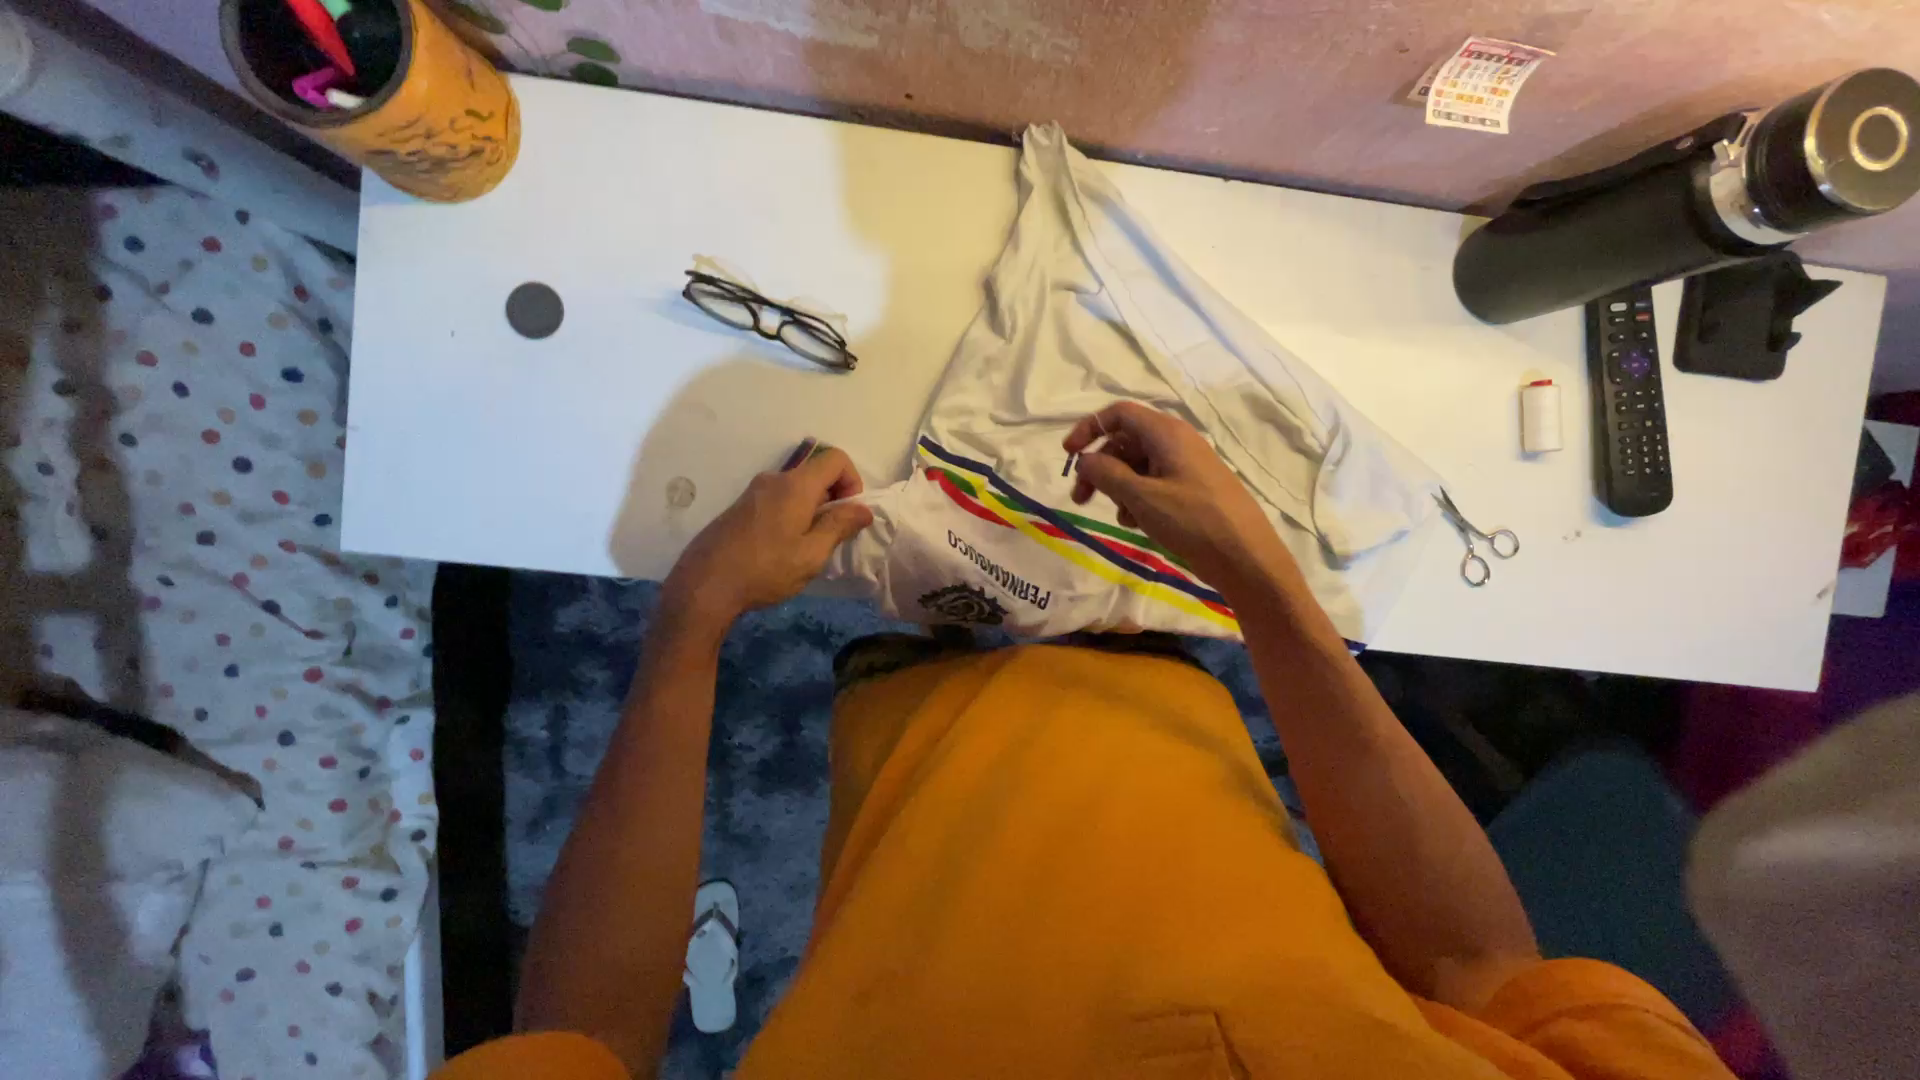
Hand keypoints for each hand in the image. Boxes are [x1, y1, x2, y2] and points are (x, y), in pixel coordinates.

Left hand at [664, 447, 873, 625]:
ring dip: (811, 510)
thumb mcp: (812, 554)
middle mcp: (774, 479)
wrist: (704, 586)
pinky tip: (781, 549)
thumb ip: (840, 526)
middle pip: (815, 473)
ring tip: (805, 547)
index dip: (852, 481)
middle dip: (833, 499)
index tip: (848, 514)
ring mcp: (753, 492)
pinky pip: (777, 500)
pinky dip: (791, 515)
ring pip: (796, 489)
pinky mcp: (740, 508)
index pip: (835, 459)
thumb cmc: (765, 570)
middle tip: (830, 537)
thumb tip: (863, 509)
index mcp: (795, 485)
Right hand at [1064, 402, 1299, 599]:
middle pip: (1125, 442)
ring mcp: (1186, 466)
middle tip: (1080, 499)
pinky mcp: (1192, 490)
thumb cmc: (1192, 521)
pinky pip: (1154, 484)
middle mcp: (1176, 442)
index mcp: (1166, 434)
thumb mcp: (1141, 497)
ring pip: (1138, 466)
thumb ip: (1106, 473)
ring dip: (1118, 487)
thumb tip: (1085, 459)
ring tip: (1120, 517)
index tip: (1068, 457)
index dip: (1089, 429)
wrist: (1246, 557)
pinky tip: (1138, 523)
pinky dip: (1138, 499)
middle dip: (1099, 467)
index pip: (1119, 414)